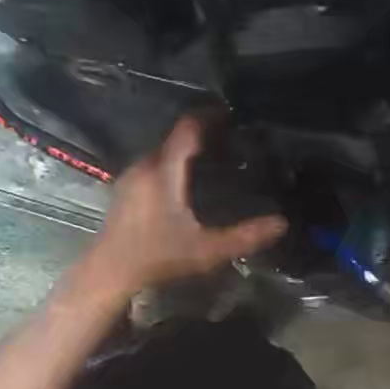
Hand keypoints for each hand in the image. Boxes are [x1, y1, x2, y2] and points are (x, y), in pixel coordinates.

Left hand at [84, 116, 287, 293]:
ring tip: (216, 158)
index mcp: (164, 171)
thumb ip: (245, 236)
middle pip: (176, 137)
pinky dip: (173, 163)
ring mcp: (131, 175)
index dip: (210, 116)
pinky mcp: (126, 187)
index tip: (233, 115)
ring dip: (187, 150)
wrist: (108, 273)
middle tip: (233, 141)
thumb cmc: (157, 258)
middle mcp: (145, 165)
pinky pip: (154, 163)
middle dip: (203, 134)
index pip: (187, 128)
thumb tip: (281, 223)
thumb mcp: (206, 251)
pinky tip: (188, 181)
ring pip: (164, 150)